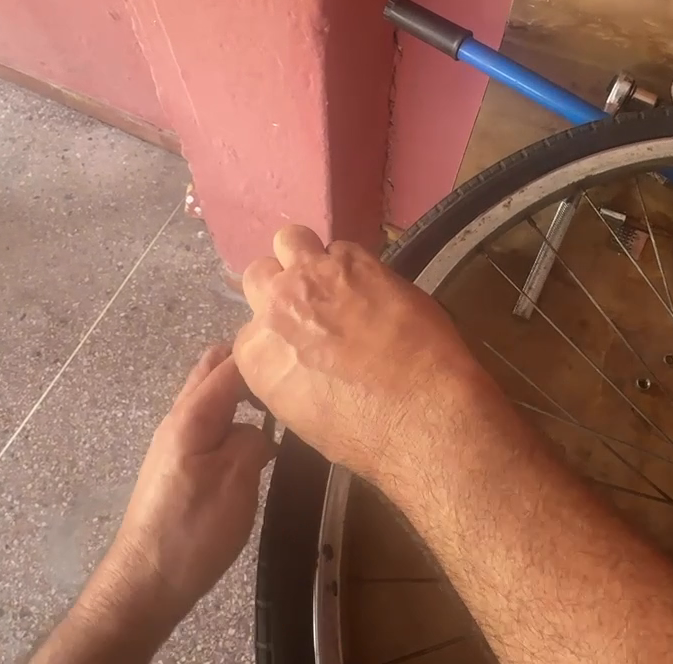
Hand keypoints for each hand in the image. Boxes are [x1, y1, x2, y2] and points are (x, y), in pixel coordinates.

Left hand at [106, 345, 275, 620]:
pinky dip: (238, 418)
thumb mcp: (235, 480)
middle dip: (250, 364)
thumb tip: (262, 431)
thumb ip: (253, 439)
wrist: (144, 586)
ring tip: (281, 408)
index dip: (263, 354)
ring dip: (244, 393)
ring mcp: (178, 440)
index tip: (298, 359)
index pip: (229, 362)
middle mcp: (179, 418)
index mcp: (191, 416)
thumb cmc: (191, 531)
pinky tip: (260, 441)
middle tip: (288, 378)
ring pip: (213, 395)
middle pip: (214, 368)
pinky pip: (212, 421)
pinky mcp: (181, 462)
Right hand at [233, 225, 488, 484]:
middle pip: (260, 273)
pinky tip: (374, 285)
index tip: (302, 337)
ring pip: (291, 240)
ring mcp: (313, 277)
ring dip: (310, 257)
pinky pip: (342, 247)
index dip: (279, 329)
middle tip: (313, 300)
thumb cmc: (365, 433)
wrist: (421, 411)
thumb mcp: (302, 414)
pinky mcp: (355, 260)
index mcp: (256, 354)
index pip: (252, 327)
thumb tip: (301, 355)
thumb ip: (287, 371)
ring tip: (339, 279)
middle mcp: (275, 307)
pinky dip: (354, 262)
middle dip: (282, 283)